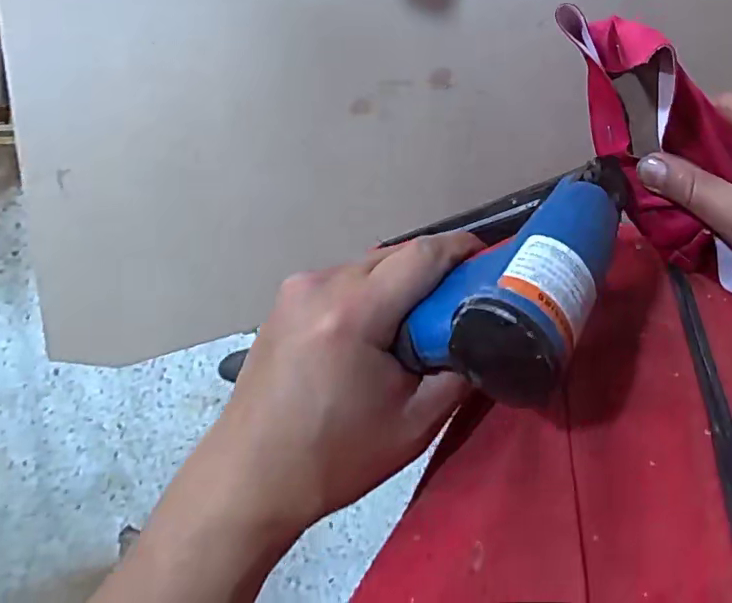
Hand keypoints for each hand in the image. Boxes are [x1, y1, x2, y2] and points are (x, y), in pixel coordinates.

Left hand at [95, 234, 485, 602]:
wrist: (245, 483)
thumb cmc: (331, 459)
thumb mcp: (412, 425)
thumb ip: (457, 373)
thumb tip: (482, 339)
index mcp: (353, 312)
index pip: (421, 254)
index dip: (460, 249)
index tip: (487, 258)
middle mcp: (321, 285)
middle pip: (395, 255)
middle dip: (433, 269)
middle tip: (460, 298)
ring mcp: (297, 289)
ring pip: (369, 265)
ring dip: (400, 281)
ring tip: (420, 317)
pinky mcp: (285, 300)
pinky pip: (344, 278)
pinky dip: (370, 291)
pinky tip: (378, 326)